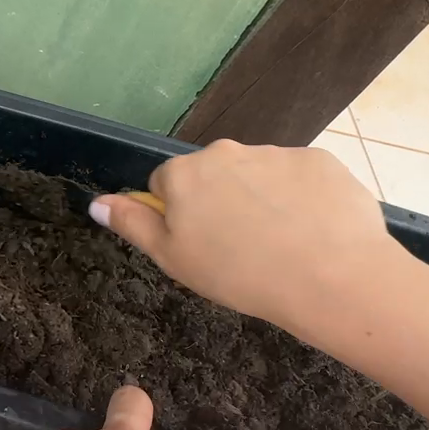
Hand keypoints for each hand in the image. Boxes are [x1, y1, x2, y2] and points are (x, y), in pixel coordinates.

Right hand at [90, 140, 397, 333]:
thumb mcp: (172, 258)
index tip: (200, 245)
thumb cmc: (238, 273)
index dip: (180, 216)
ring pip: (258, 176)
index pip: (166, 184)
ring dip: (262, 201)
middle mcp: (225, 152)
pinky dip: (303, 200)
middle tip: (240, 248)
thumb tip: (96, 201)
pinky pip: (300, 179)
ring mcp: (276, 153)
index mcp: (184, 173)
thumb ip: (131, 224)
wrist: (332, 277)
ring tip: (283, 245)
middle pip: (212, 175)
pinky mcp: (320, 161)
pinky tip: (314, 233)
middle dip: (220, 202)